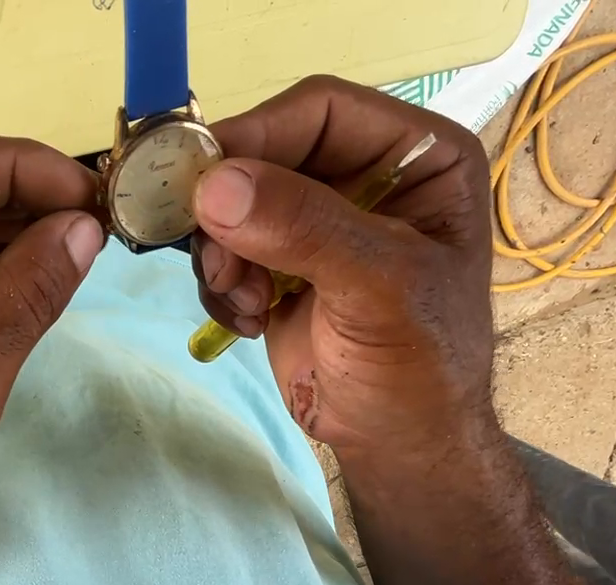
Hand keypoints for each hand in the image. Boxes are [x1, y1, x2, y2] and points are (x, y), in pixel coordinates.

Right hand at [190, 76, 495, 457]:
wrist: (396, 441)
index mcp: (412, 157)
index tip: (199, 182)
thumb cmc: (417, 367)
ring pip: (231, 209)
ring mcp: (312, 228)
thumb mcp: (377, 289)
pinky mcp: (275, 271)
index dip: (256, 137)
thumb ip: (303, 230)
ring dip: (222, 259)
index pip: (319, 111)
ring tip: (245, 305)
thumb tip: (213, 189)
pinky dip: (220, 288)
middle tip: (219, 266)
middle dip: (230, 214)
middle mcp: (359, 181)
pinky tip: (247, 322)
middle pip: (263, 159)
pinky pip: (222, 255)